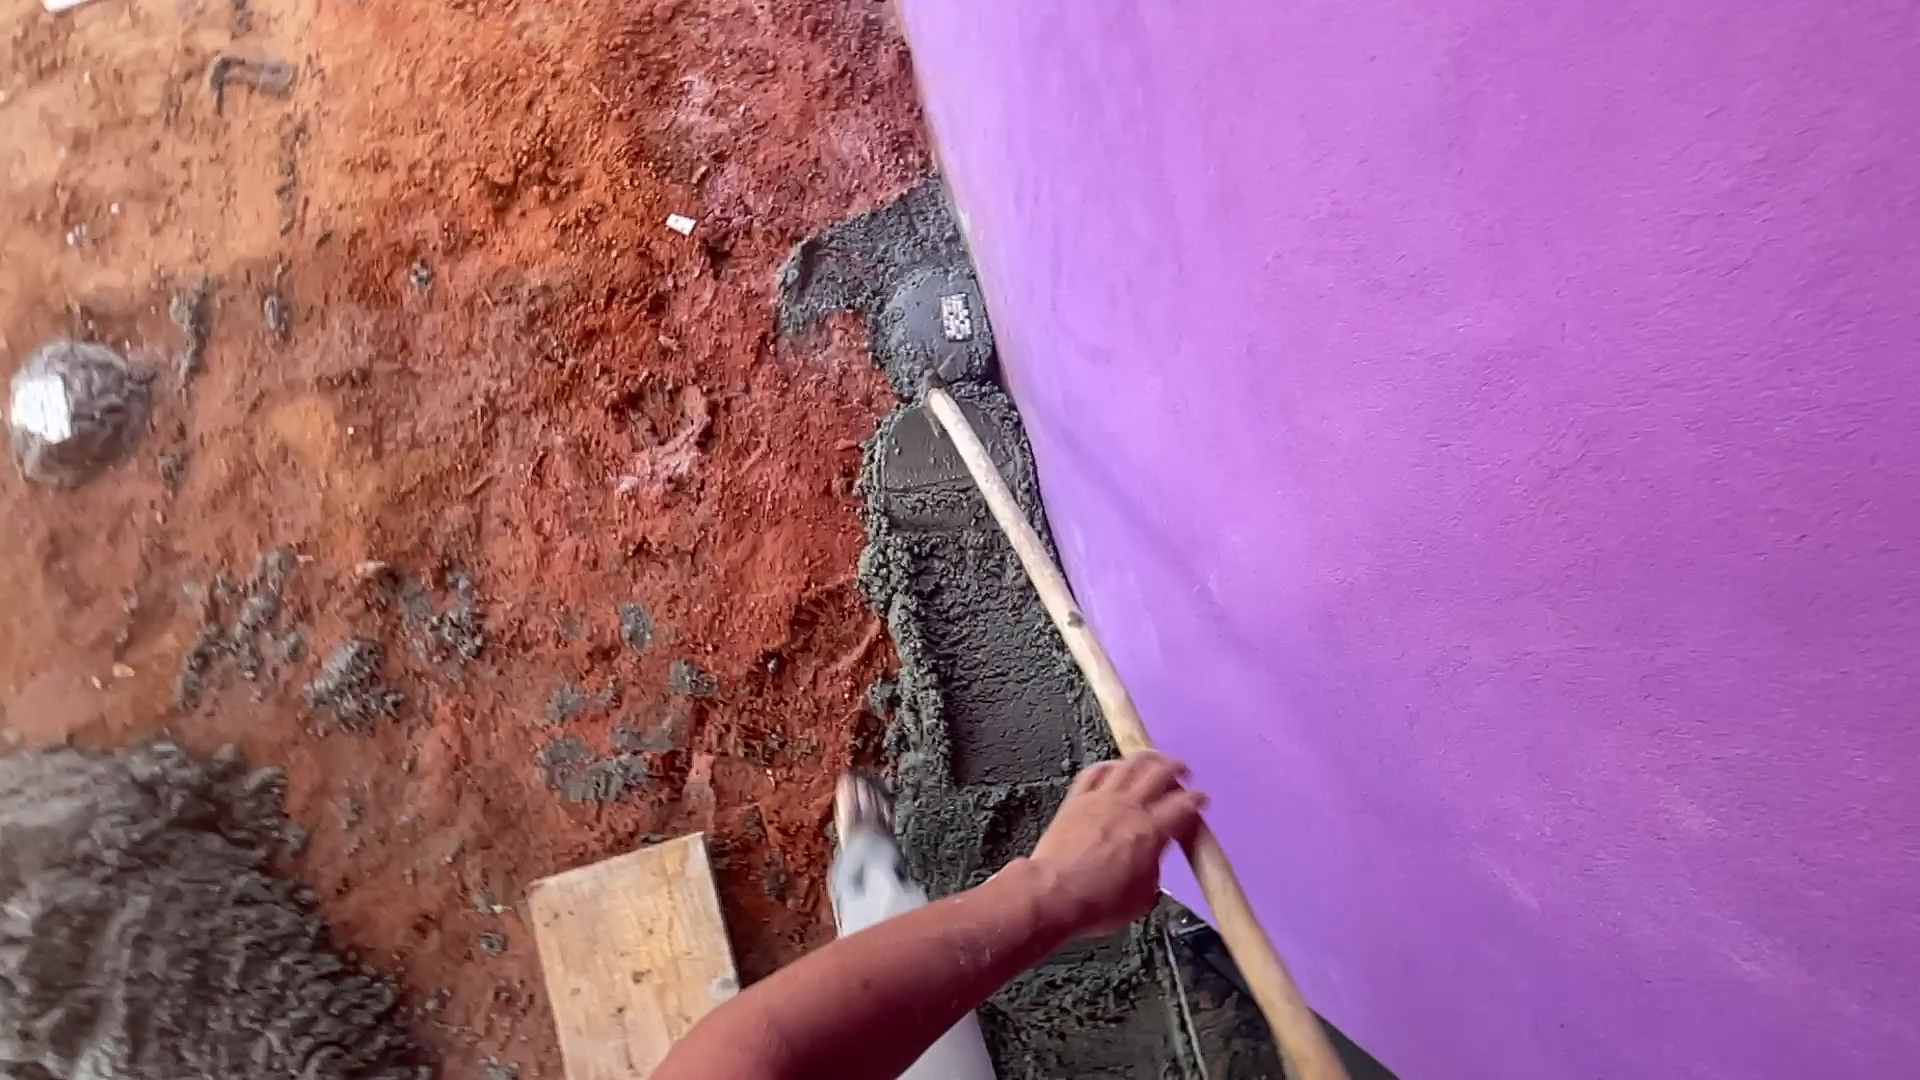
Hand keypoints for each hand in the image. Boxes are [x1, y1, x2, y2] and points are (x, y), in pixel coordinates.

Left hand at [1027, 751, 1207, 937]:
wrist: (1054, 891)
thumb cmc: (1100, 902)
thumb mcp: (1143, 894)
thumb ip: (1153, 865)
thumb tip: (1152, 853)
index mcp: (1150, 832)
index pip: (1182, 806)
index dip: (1196, 799)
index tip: (1202, 798)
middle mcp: (1128, 807)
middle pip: (1157, 773)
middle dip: (1175, 768)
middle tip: (1182, 770)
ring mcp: (1101, 798)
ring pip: (1127, 765)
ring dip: (1145, 758)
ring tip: (1153, 757)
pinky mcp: (1077, 799)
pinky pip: (1095, 772)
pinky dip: (1109, 765)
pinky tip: (1114, 766)